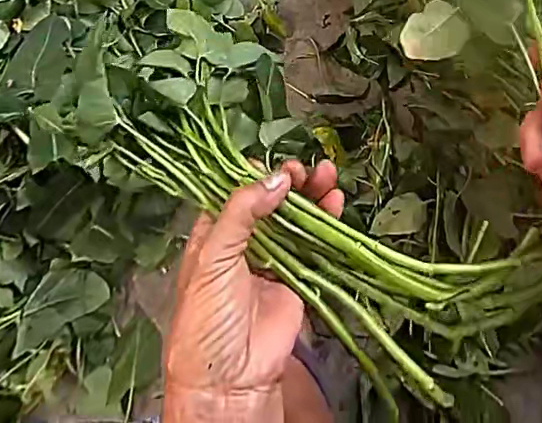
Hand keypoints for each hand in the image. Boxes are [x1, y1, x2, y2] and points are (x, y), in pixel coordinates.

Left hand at [162, 160, 343, 422]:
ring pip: (295, 216)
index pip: (236, 192)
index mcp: (214, 234)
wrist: (232, 380)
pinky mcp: (296, 275)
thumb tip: (276, 177)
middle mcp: (244, 242)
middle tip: (302, 169)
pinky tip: (335, 201)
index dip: (255, 174)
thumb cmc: (206, 320)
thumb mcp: (213, 258)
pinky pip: (314, 240)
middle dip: (288, 180)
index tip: (272, 161)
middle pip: (270, 200)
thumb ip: (242, 212)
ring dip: (311, 193)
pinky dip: (327, 218)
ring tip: (326, 175)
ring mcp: (272, 258)